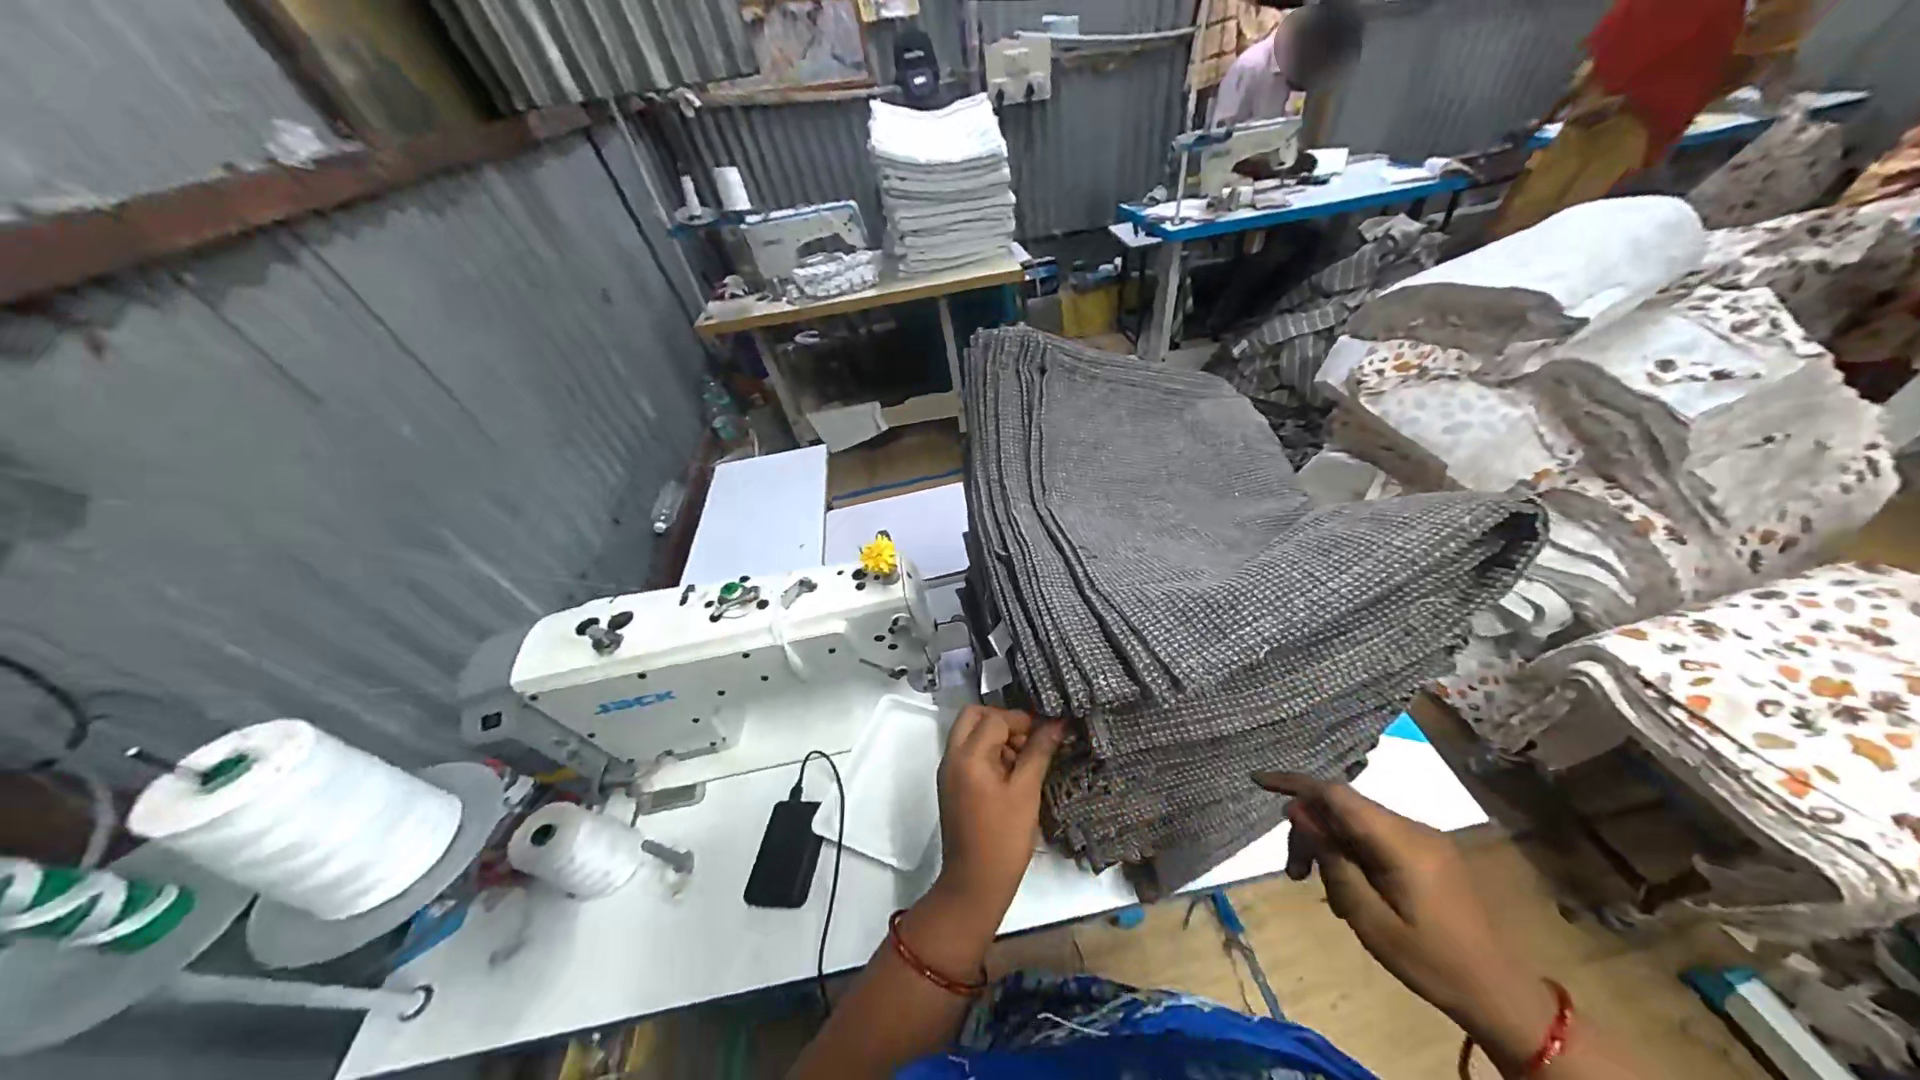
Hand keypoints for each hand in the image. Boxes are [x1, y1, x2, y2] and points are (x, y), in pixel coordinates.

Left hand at [935, 706, 1064, 909]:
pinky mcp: (953, 786)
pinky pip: (969, 754)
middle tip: (1029, 740)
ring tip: (1026, 762)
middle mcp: (952, 757)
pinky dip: (990, 754)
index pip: (994, 718)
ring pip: (970, 734)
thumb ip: (1039, 752)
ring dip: (997, 737)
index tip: (1046, 734)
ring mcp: (949, 772)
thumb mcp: (1027, 792)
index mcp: (967, 756)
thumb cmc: (1004, 838)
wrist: (975, 883)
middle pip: (974, 717)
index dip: (1022, 721)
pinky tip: (1013, 776)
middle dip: (1003, 721)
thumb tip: (1057, 723)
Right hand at [1254, 773, 1557, 1070]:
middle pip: (1342, 809)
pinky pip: (1374, 838)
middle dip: (1309, 830)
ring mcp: (1423, 840)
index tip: (1257, 780)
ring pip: (1355, 823)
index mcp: (1402, 842)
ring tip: (1319, 889)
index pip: (1337, 794)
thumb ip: (1332, 860)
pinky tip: (1347, 890)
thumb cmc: (1430, 962)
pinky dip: (1350, 854)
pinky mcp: (1427, 853)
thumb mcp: (1368, 918)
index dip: (1295, 783)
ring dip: (1328, 845)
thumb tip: (1297, 812)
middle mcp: (1413, 829)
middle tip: (1292, 873)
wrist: (1500, 995)